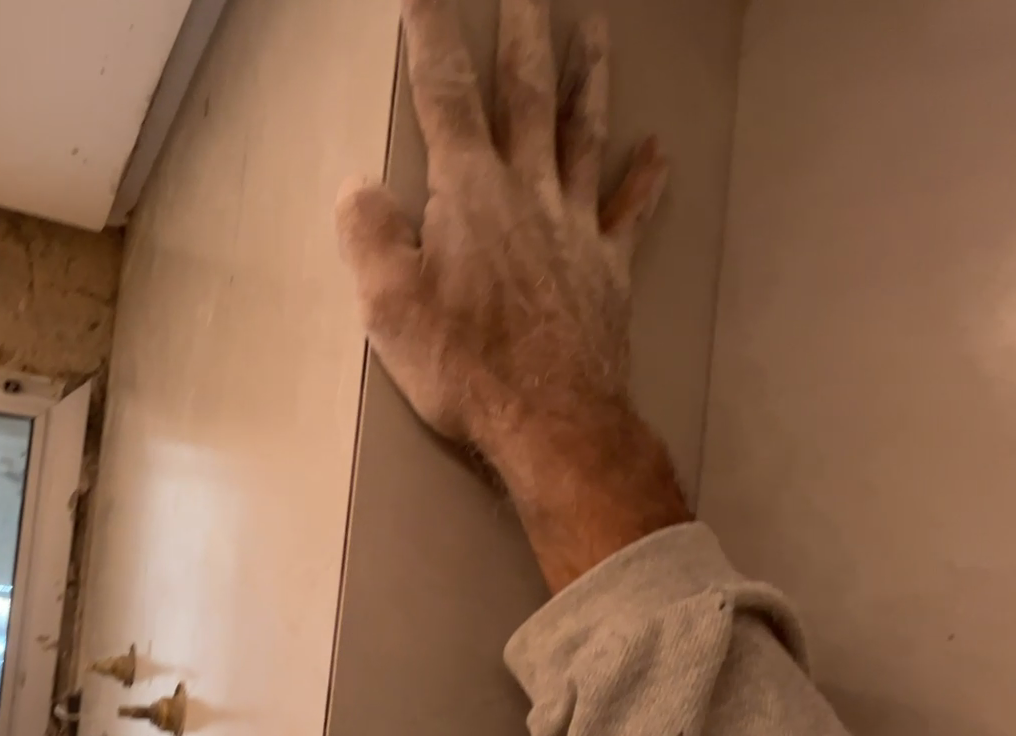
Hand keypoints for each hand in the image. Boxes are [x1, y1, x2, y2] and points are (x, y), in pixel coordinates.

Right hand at [335, 0, 689, 590]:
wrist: (548, 418)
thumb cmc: (463, 365)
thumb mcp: (389, 308)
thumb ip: (369, 238)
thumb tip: (357, 187)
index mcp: (469, 196)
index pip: (445, 97)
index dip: (432, 37)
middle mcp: (527, 194)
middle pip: (528, 95)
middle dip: (523, 33)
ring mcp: (574, 228)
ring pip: (584, 135)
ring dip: (588, 79)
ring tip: (595, 30)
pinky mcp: (606, 269)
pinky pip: (628, 212)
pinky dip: (643, 180)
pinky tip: (658, 151)